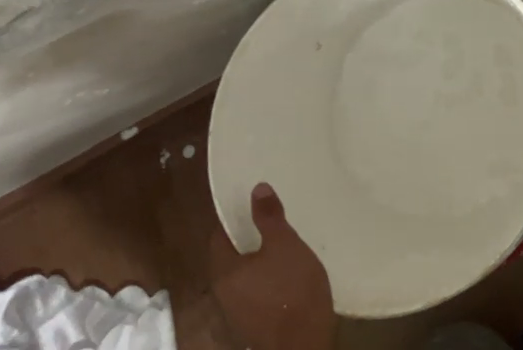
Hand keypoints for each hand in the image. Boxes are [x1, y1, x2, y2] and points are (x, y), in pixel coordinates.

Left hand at [210, 183, 336, 348]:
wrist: (302, 341)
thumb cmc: (292, 288)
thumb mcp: (285, 244)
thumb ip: (269, 217)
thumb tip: (256, 188)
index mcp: (225, 271)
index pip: (219, 237)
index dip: (234, 219)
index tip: (254, 206)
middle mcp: (223, 292)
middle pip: (230, 257)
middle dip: (249, 239)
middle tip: (272, 222)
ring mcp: (236, 312)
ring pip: (243, 276)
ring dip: (258, 261)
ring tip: (283, 245)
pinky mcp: (252, 323)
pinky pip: (253, 292)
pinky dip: (265, 279)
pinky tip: (287, 274)